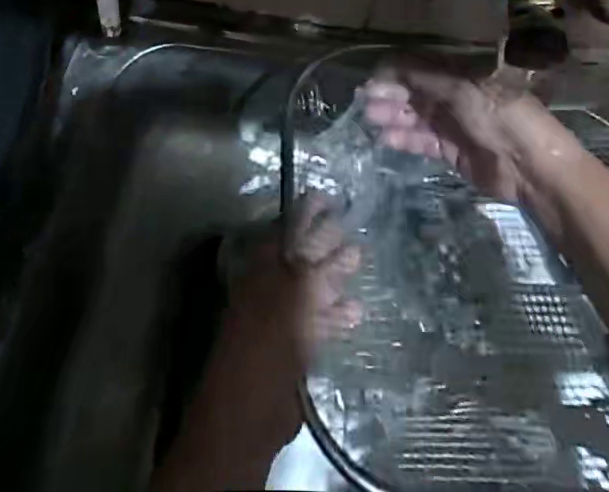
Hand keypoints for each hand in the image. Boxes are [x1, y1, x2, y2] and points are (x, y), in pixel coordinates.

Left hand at [153, 196, 359, 490]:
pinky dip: (335, 315)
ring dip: (335, 276)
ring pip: (312, 287)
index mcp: (264, 267)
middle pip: (302, 255)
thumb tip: (347, 246)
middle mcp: (270, 285)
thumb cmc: (270, 341)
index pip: (288, 228)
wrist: (248, 412)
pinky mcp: (293, 346)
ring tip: (360, 260)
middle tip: (351, 224)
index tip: (331, 197)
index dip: (309, 212)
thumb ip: (321, 269)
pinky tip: (356, 311)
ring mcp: (280, 316)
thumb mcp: (299, 294)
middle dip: (326, 240)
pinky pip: (317, 321)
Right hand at [362, 66, 579, 206]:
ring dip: (393, 116)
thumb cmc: (502, 117)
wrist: (531, 167)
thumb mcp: (464, 90)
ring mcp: (453, 124)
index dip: (395, 71)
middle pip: (415, 91)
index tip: (370, 80)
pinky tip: (385, 139)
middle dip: (389, 94)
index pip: (421, 67)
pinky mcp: (451, 151)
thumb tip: (386, 68)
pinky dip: (404, 139)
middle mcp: (455, 96)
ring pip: (415, 116)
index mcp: (462, 74)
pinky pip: (422, 141)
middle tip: (363, 101)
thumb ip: (425, 78)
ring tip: (369, 119)